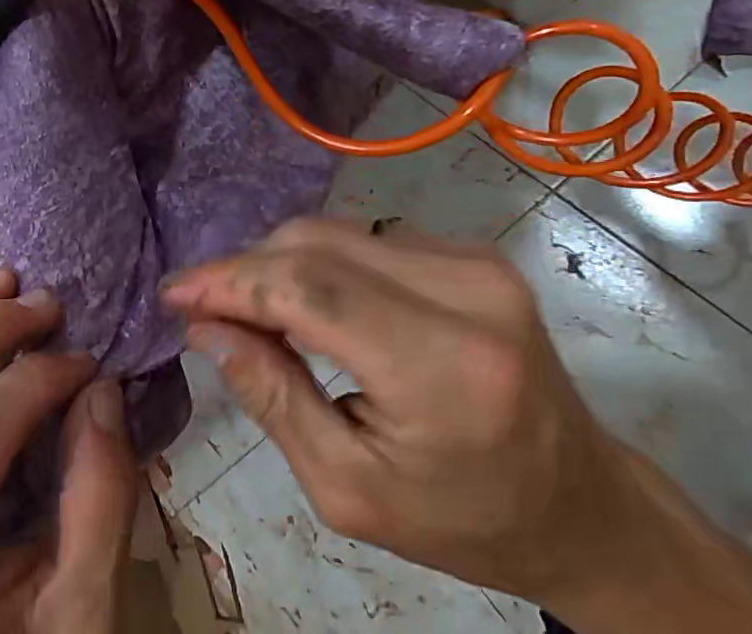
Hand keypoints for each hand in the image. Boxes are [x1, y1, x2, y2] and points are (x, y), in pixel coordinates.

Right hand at [164, 219, 751, 633]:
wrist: (576, 499)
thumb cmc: (462, 519)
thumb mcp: (350, 489)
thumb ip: (274, 396)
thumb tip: (208, 325)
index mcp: (442, 365)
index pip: (312, 290)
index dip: (233, 281)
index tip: (175, 292)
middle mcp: (467, 290)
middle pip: (324, 244)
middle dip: (251, 266)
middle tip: (204, 304)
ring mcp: (479, 262)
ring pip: (346, 231)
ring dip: (286, 261)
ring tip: (251, 307)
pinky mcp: (479, 254)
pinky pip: (376, 239)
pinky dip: (328, 261)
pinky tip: (310, 301)